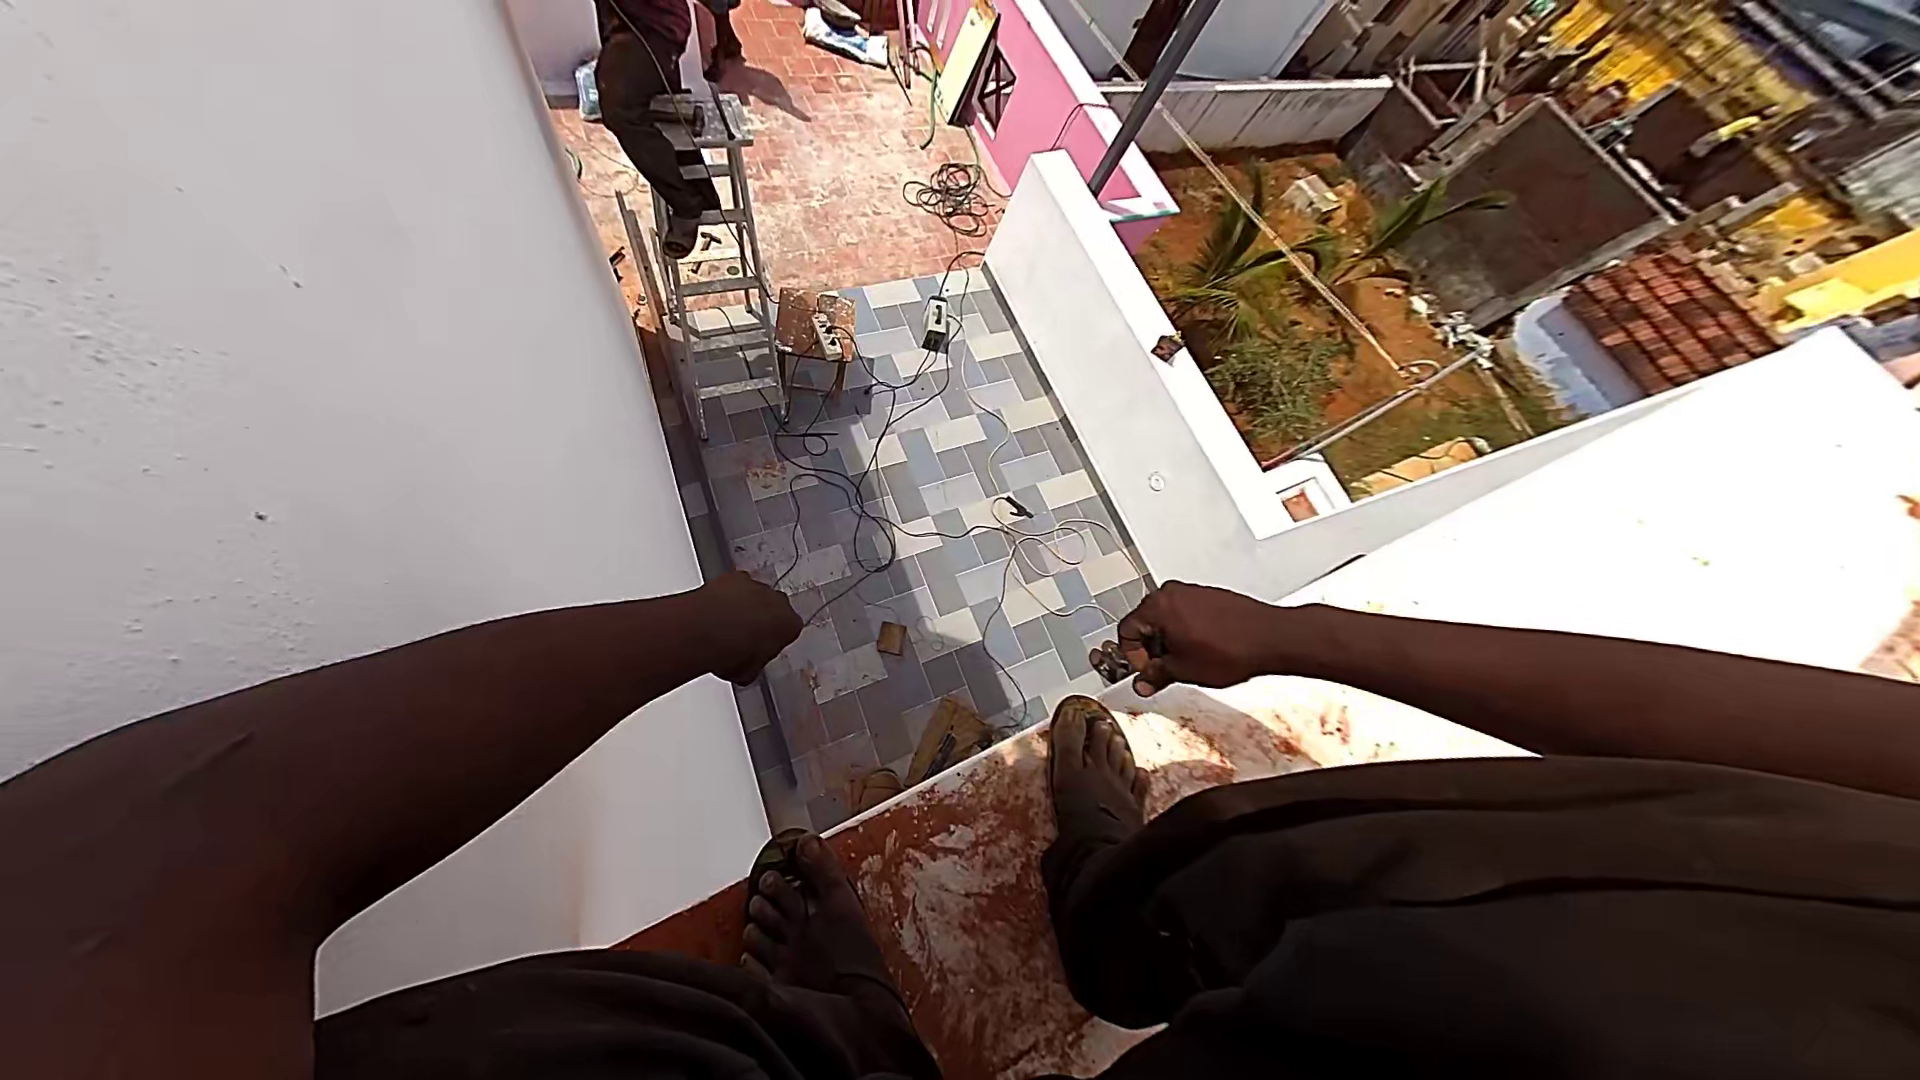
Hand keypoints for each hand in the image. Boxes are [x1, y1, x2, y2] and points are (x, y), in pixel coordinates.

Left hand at [697, 572, 802, 684]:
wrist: (708, 631)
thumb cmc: (732, 650)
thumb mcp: (749, 671)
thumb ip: (755, 664)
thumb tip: (746, 669)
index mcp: (790, 624)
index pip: (788, 630)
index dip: (773, 639)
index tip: (761, 647)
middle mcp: (778, 602)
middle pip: (774, 608)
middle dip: (761, 618)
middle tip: (743, 636)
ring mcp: (757, 587)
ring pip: (754, 595)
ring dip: (743, 606)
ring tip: (724, 624)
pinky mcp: (735, 578)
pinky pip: (733, 585)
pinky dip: (725, 594)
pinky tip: (713, 610)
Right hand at [1118, 581, 1286, 695]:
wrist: (1274, 639)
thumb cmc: (1234, 648)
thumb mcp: (1184, 671)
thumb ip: (1155, 676)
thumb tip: (1144, 682)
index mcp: (1157, 606)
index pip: (1125, 630)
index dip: (1132, 657)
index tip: (1146, 671)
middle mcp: (1172, 593)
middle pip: (1144, 622)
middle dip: (1151, 649)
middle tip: (1163, 669)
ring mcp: (1192, 592)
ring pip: (1165, 618)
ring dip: (1169, 641)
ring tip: (1187, 662)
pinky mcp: (1208, 596)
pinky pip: (1185, 614)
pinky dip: (1186, 632)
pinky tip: (1202, 651)